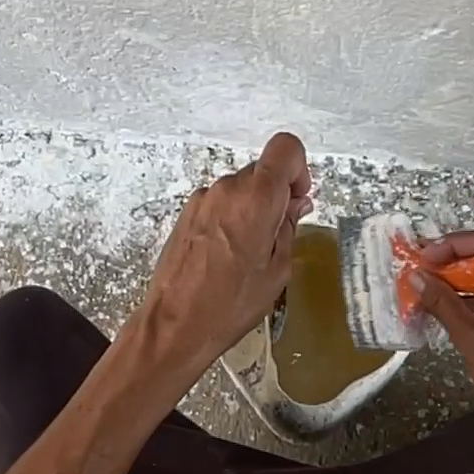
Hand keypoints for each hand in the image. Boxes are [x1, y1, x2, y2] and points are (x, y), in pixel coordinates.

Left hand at [132, 132, 312, 378]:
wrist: (175, 324)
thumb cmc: (228, 305)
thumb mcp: (277, 270)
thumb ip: (289, 228)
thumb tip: (295, 205)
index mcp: (255, 199)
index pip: (285, 148)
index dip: (299, 168)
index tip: (298, 198)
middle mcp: (227, 189)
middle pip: (263, 171)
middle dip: (276, 195)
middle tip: (279, 233)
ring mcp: (203, 198)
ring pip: (241, 189)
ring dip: (252, 208)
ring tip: (251, 252)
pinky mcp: (187, 212)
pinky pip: (220, 203)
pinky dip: (231, 217)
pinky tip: (229, 254)